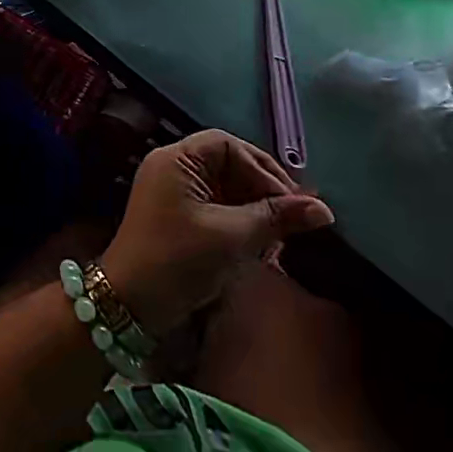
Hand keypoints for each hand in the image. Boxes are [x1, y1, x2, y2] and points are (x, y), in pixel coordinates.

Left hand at [99, 131, 333, 335]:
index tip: (291, 202)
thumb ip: (275, 218)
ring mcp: (172, 193)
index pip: (228, 146)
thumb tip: (324, 210)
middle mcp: (172, 168)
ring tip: (280, 238)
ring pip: (225, 188)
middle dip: (263, 191)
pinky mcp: (177, 218)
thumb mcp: (231, 238)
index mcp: (176, 159)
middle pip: (228, 164)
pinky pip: (215, 207)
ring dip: (255, 210)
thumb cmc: (177, 261)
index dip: (263, 169)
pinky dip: (239, 223)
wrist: (128, 305)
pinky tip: (261, 246)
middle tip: (293, 219)